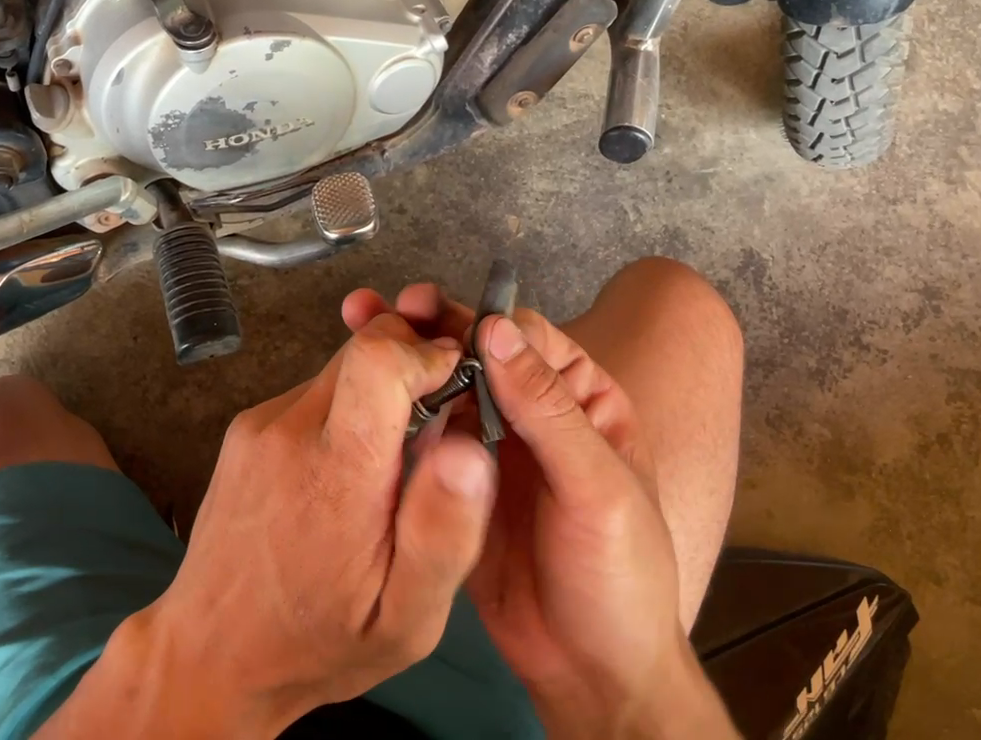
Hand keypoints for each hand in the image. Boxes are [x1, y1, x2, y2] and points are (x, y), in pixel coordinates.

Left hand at [39, 313, 497, 737]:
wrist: (212, 652)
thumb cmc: (318, 642)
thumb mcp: (406, 618)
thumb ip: (443, 531)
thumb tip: (469, 446)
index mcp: (337, 471)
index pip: (379, 354)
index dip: (425, 352)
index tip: (454, 382)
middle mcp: (289, 430)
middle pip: (362, 349)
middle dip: (411, 367)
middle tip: (437, 421)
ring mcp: (260, 423)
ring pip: (339, 368)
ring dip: (379, 391)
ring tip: (392, 458)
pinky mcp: (246, 427)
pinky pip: (312, 393)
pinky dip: (345, 410)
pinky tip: (349, 468)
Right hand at [344, 286, 735, 738]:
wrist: (589, 671)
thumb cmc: (619, 576)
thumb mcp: (596, 487)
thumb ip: (547, 409)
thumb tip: (497, 329)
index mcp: (583, 401)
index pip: (527, 339)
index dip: (480, 321)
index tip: (433, 312)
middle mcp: (536, 415)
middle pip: (480, 355)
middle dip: (433, 329)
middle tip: (385, 311)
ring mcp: (494, 447)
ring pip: (448, 388)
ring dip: (409, 362)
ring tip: (361, 334)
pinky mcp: (460, 482)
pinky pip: (428, 437)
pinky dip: (399, 412)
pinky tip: (367, 395)